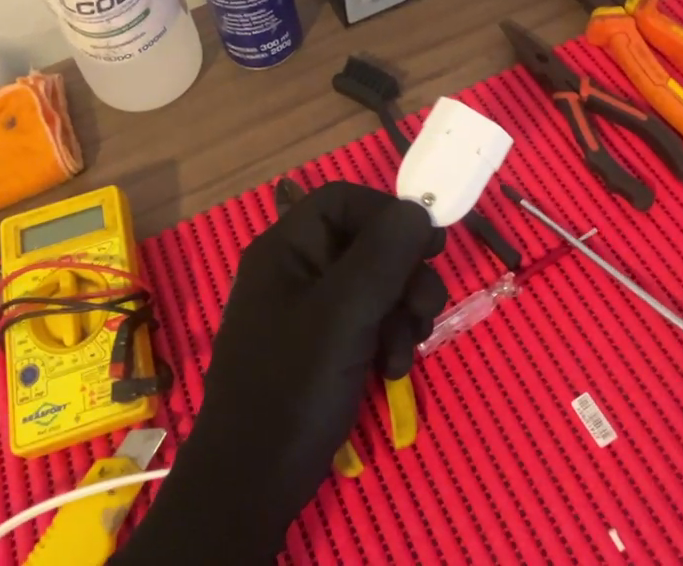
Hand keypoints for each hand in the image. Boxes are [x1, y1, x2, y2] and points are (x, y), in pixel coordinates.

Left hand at [116, 182, 447, 564]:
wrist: (253, 481)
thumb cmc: (291, 386)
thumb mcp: (342, 315)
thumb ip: (382, 257)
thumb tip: (418, 209)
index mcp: (287, 248)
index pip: (344, 201)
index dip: (388, 214)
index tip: (429, 245)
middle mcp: (299, 269)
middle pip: (369, 243)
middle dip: (404, 276)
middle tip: (424, 308)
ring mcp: (312, 310)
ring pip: (378, 285)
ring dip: (403, 312)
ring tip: (403, 351)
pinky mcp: (326, 345)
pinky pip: (372, 321)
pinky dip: (390, 339)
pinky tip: (391, 370)